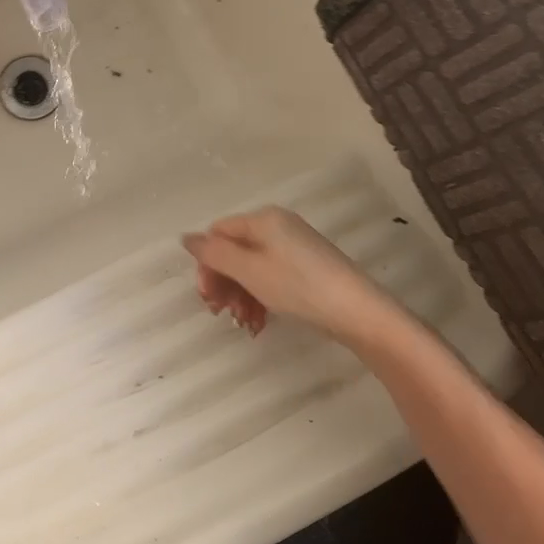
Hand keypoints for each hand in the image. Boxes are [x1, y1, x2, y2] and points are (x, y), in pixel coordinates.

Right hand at [181, 206, 384, 337]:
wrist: (358, 312)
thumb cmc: (298, 287)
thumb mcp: (249, 270)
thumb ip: (214, 254)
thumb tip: (185, 238)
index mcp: (263, 220)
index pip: (218, 234)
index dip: (206, 264)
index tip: (207, 297)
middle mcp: (278, 227)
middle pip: (234, 252)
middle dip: (223, 283)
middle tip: (221, 313)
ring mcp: (294, 249)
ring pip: (252, 270)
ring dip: (240, 296)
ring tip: (244, 324)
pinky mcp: (307, 270)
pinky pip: (272, 279)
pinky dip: (260, 299)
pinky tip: (259, 323)